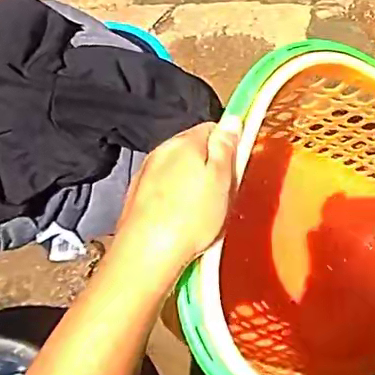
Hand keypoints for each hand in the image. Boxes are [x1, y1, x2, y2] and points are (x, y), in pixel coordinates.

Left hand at [109, 122, 238, 280]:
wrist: (145, 255)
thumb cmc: (189, 219)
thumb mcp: (221, 180)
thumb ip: (226, 146)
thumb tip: (232, 120)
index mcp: (184, 143)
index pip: (212, 128)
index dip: (228, 146)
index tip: (237, 166)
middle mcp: (161, 152)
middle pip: (194, 149)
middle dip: (210, 167)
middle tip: (224, 194)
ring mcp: (146, 174)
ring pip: (178, 170)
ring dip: (191, 184)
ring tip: (203, 213)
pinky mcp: (137, 197)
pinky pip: (164, 190)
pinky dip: (175, 200)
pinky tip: (182, 221)